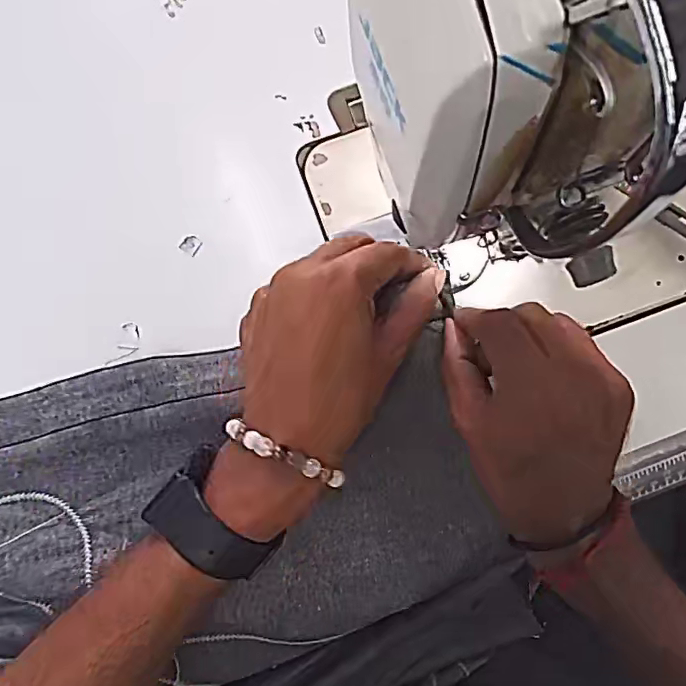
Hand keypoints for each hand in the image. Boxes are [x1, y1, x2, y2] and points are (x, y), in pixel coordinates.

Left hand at [206, 234, 443, 539]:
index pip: (387, 252)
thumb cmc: (331, 407)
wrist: (286, 438)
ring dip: (345, 274)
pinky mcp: (260, 308)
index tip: (420, 275)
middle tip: (396, 288)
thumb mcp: (386, 354)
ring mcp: (276, 290)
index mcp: (340, 282)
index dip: (412, 262)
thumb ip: (413, 308)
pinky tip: (328, 322)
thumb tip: (426, 284)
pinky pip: (294, 283)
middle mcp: (302, 276)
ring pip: (320, 261)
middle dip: (378, 262)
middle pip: (351, 247)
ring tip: (362, 309)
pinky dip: (315, 291)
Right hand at [442, 303, 633, 545]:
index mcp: (530, 385)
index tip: (466, 324)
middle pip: (531, 315)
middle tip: (490, 350)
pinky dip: (562, 351)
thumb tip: (455, 334)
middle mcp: (571, 375)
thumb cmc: (518, 478)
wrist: (564, 510)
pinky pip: (584, 345)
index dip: (476, 318)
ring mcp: (600, 378)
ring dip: (534, 334)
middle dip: (504, 325)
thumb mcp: (470, 424)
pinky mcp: (617, 385)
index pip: (500, 322)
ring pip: (560, 323)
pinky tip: (548, 378)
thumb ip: (458, 370)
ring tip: (521, 366)